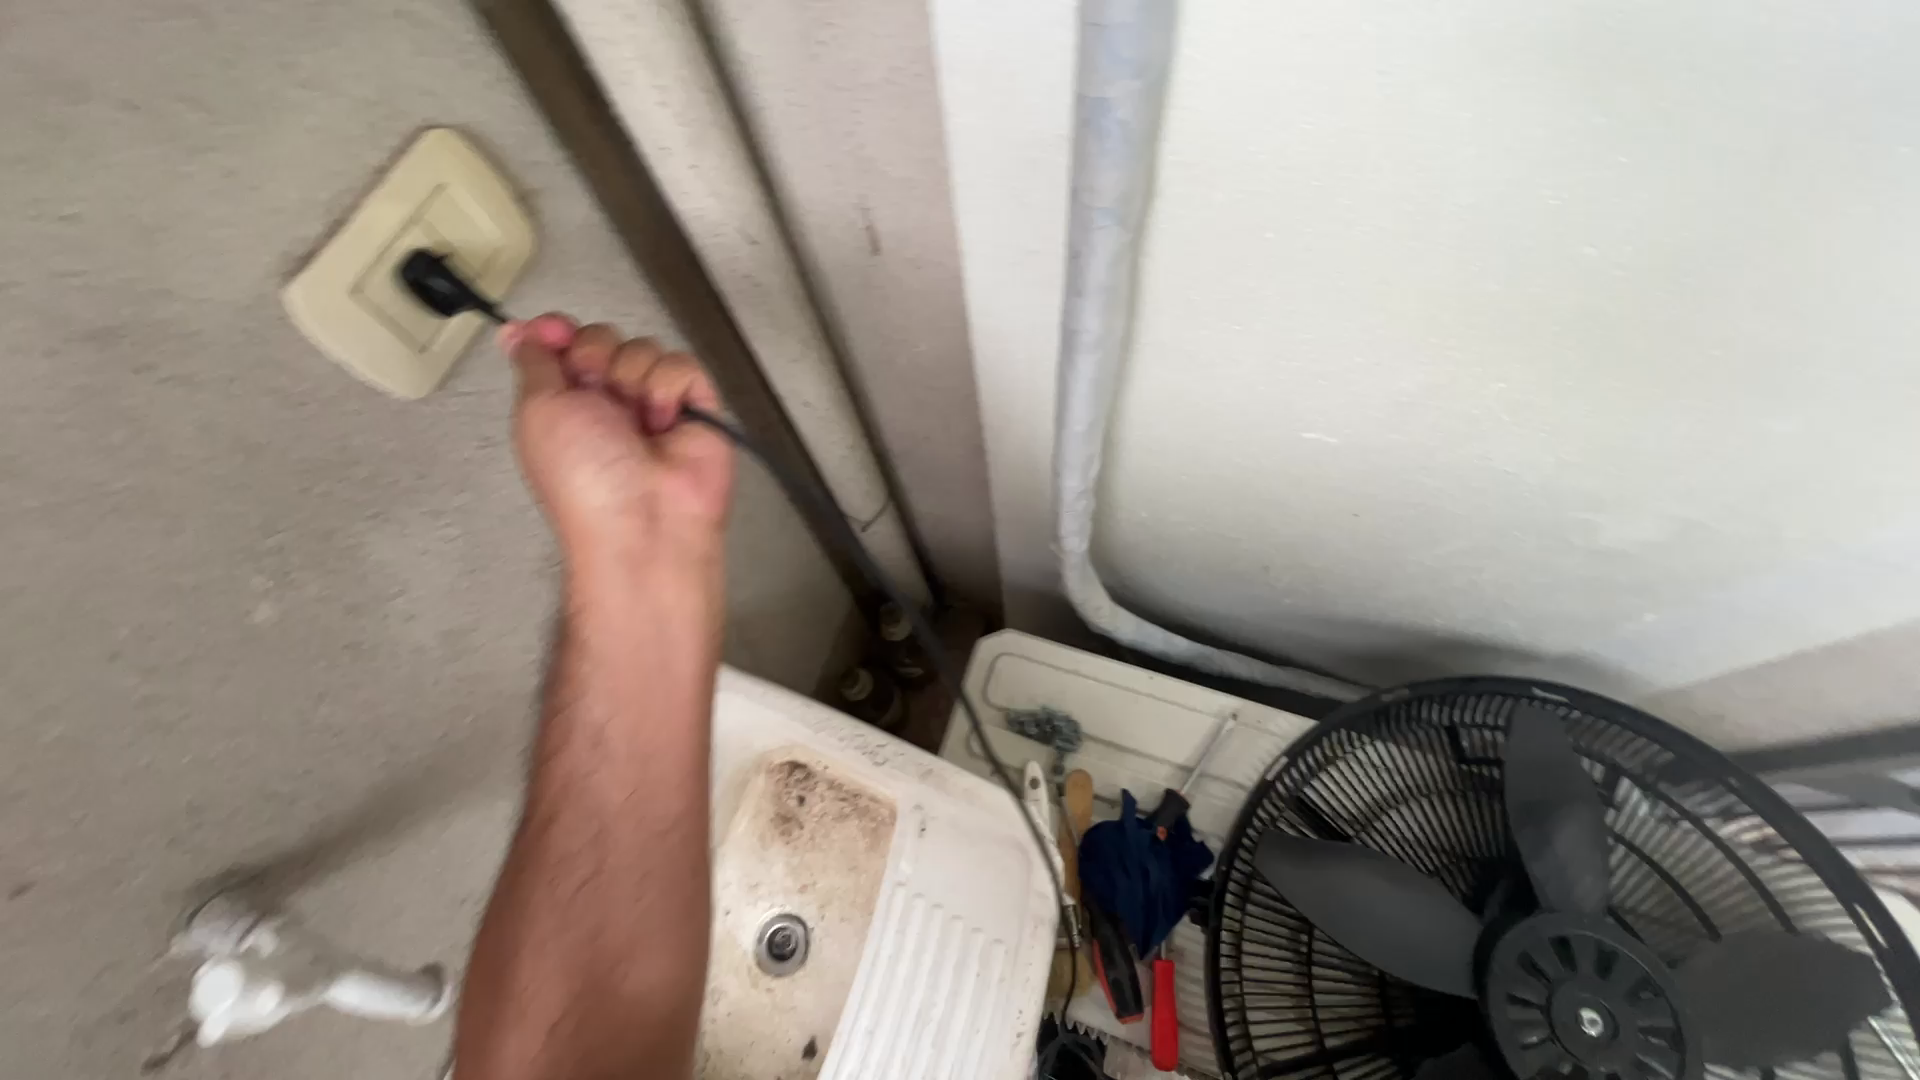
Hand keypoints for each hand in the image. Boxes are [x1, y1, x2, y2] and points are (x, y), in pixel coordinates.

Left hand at [504, 314, 733, 571]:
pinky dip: (670, 389)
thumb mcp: (536, 411)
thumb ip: (532, 361)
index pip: (562, 341)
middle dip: (596, 357)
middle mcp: (609, 402)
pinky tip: (665, 422)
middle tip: (599, 397)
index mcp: (565, 402)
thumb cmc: (585, 482)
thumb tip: (518, 330)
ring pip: (646, 347)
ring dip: (633, 379)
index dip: (557, 330)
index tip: (554, 334)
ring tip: (638, 421)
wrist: (643, 520)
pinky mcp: (696, 409)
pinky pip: (684, 365)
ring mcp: (654, 404)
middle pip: (604, 337)